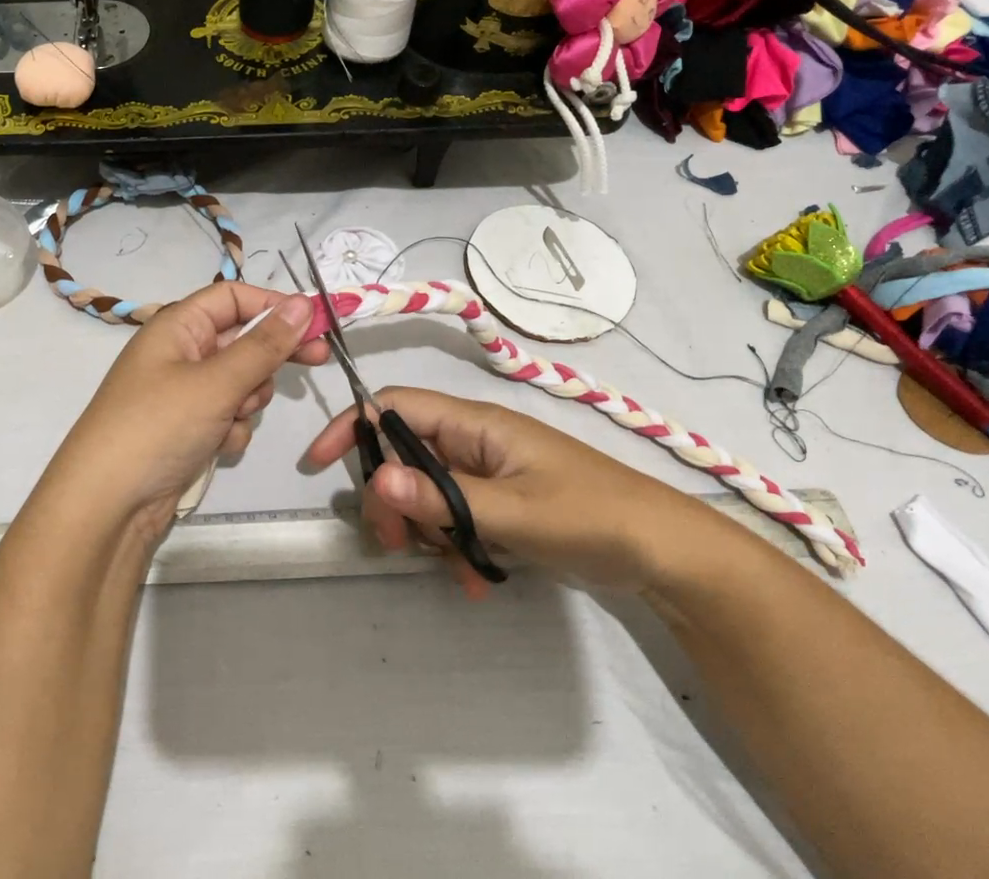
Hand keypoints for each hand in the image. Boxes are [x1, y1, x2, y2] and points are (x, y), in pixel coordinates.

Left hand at [42, 283, 331, 538]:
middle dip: (270, 356)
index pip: (233, 297)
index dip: (275, 305)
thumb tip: (304, 303)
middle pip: (241, 339)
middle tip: (317, 362)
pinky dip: (231, 429)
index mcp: (177, 326)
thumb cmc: (159, 427)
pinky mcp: (187, 429)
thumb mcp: (217, 382)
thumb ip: (265, 345)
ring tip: (232, 417)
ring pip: (240, 382)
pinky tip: (218, 446)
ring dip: (247, 400)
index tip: (317, 323)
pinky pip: (227, 416)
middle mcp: (179, 353)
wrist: (109, 502)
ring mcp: (182, 394)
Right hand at [303, 387, 730, 596]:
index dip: (352, 427)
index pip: (395, 406)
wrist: (668, 555)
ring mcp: (490, 475)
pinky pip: (457, 519)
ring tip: (451, 569)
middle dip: (391, 500)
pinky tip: (476, 581)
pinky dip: (455, 548)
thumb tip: (377, 481)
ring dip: (426, 532)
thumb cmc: (593, 517)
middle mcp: (476, 443)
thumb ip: (443, 498)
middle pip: (404, 455)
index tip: (319, 466)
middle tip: (396, 545)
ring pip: (427, 493)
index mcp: (477, 425)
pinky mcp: (503, 506)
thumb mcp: (514, 512)